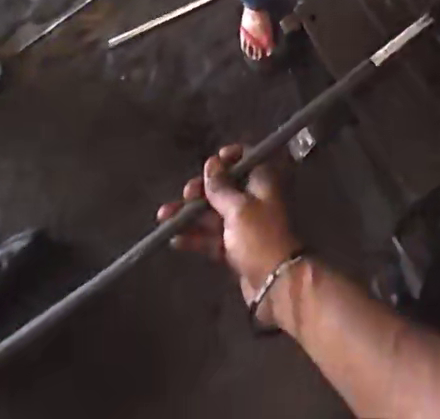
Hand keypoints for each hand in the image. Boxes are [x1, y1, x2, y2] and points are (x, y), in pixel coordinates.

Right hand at [157, 145, 299, 309]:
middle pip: (225, 187)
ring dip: (190, 214)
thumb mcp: (239, 208)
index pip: (247, 158)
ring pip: (214, 214)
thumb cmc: (260, 236)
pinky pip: (212, 238)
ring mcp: (243, 225)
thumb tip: (211, 163)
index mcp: (262, 182)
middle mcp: (254, 199)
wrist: (275, 283)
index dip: (229, 158)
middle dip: (202, 189)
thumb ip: (221, 187)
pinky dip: (195, 237)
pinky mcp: (235, 248)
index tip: (210, 163)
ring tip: (164, 216)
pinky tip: (174, 239)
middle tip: (187, 193)